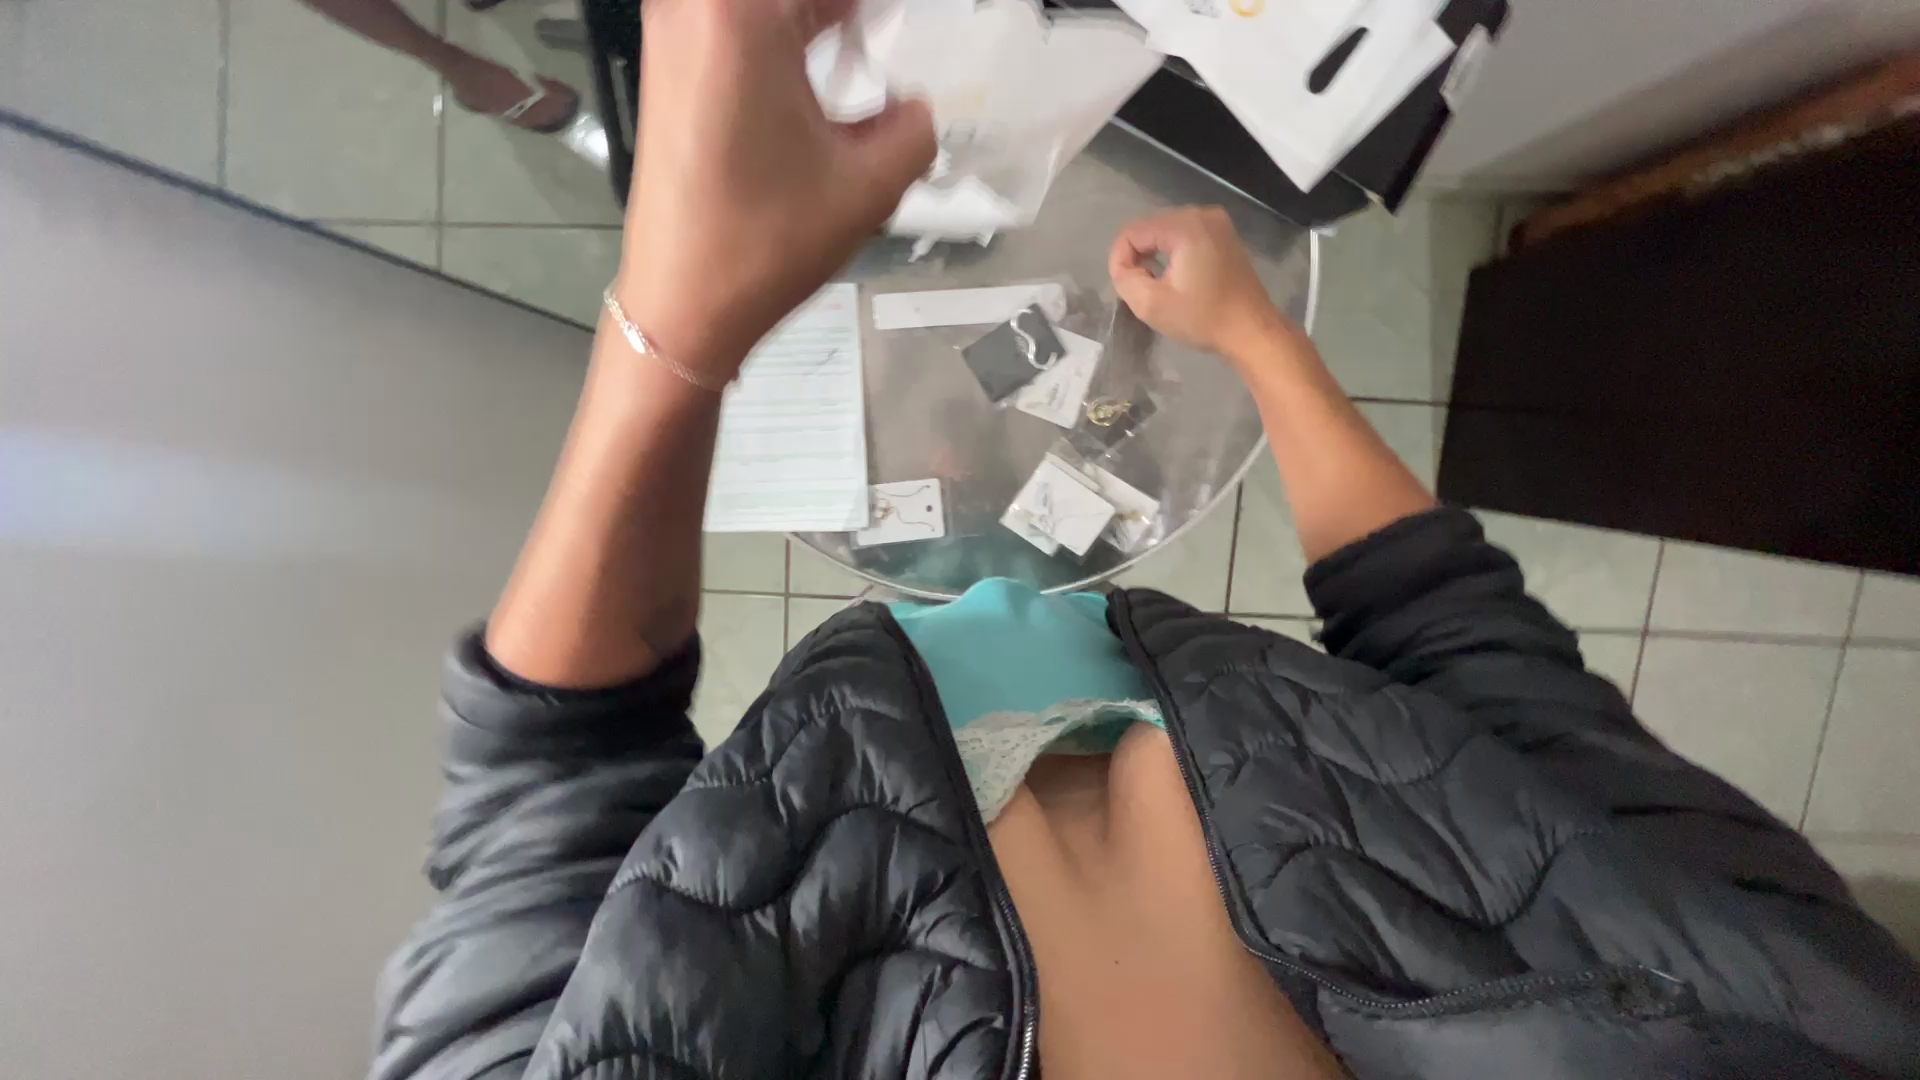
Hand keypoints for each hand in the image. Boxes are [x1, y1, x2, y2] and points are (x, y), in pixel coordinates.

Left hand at [613, 0, 935, 382]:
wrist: (683, 305)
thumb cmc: (769, 245)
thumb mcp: (868, 189)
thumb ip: (915, 130)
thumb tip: (914, 107)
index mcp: (741, 13)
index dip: (878, 14)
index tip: (906, 36)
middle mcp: (694, 5)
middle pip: (791, 1)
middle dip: (840, 20)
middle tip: (882, 49)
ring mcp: (671, 34)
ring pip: (759, 11)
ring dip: (812, 27)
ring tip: (856, 61)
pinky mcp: (665, 70)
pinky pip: (732, 25)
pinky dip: (779, 40)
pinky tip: (812, 80)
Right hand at [1108, 206, 1300, 360]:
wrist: (1250, 329)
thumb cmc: (1202, 319)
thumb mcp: (1152, 306)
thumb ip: (1125, 279)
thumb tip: (1123, 267)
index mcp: (1185, 227)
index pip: (1133, 231)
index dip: (1120, 258)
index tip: (1126, 286)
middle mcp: (1202, 214)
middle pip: (1149, 225)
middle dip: (1137, 254)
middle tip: (1140, 286)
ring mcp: (1216, 221)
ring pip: (1165, 229)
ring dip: (1153, 253)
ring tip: (1155, 281)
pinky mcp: (1223, 233)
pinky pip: (1184, 233)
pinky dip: (1172, 251)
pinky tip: (1174, 274)